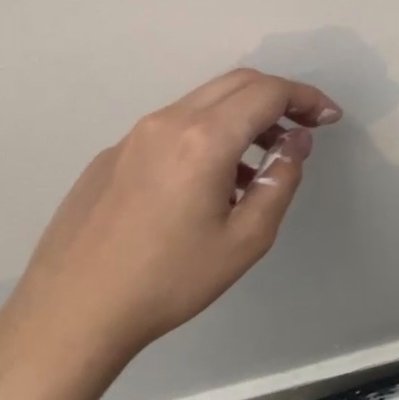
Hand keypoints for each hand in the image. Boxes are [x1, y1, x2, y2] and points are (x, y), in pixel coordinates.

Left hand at [0, 68, 342, 360]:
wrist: (68, 316)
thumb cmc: (168, 280)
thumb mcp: (247, 238)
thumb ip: (281, 180)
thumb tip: (295, 142)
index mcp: (204, 139)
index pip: (269, 92)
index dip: (306, 98)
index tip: (329, 118)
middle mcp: (167, 123)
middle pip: (237, 83)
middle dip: (279, 96)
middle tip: (305, 126)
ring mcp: (132, 138)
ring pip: (203, 103)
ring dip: (243, 115)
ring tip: (261, 161)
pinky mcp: (109, 159)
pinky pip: (173, 128)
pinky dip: (208, 134)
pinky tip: (210, 184)